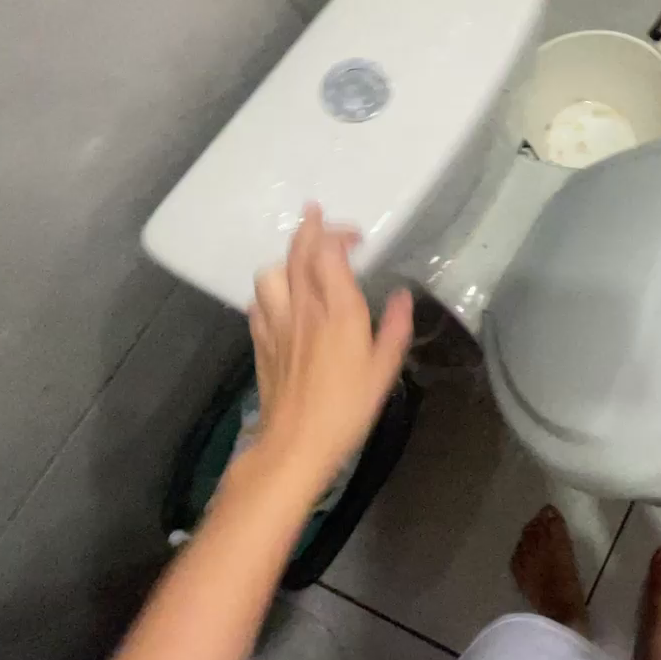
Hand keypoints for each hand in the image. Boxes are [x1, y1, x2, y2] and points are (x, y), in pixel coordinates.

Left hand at [244, 203, 413, 496]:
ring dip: (286, 259)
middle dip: (308, 229)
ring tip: (300, 258)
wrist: (294, 445)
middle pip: (298, 255)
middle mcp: (304, 310)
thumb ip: (394, 327)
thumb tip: (401, 297)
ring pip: (272, 274)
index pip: (328, 255)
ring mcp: (277, 325)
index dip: (338, 235)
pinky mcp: (262, 342)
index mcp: (338, 312)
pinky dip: (271, 290)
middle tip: (317, 214)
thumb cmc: (347, 407)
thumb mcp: (384, 369)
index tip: (356, 235)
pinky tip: (281, 297)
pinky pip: (259, 302)